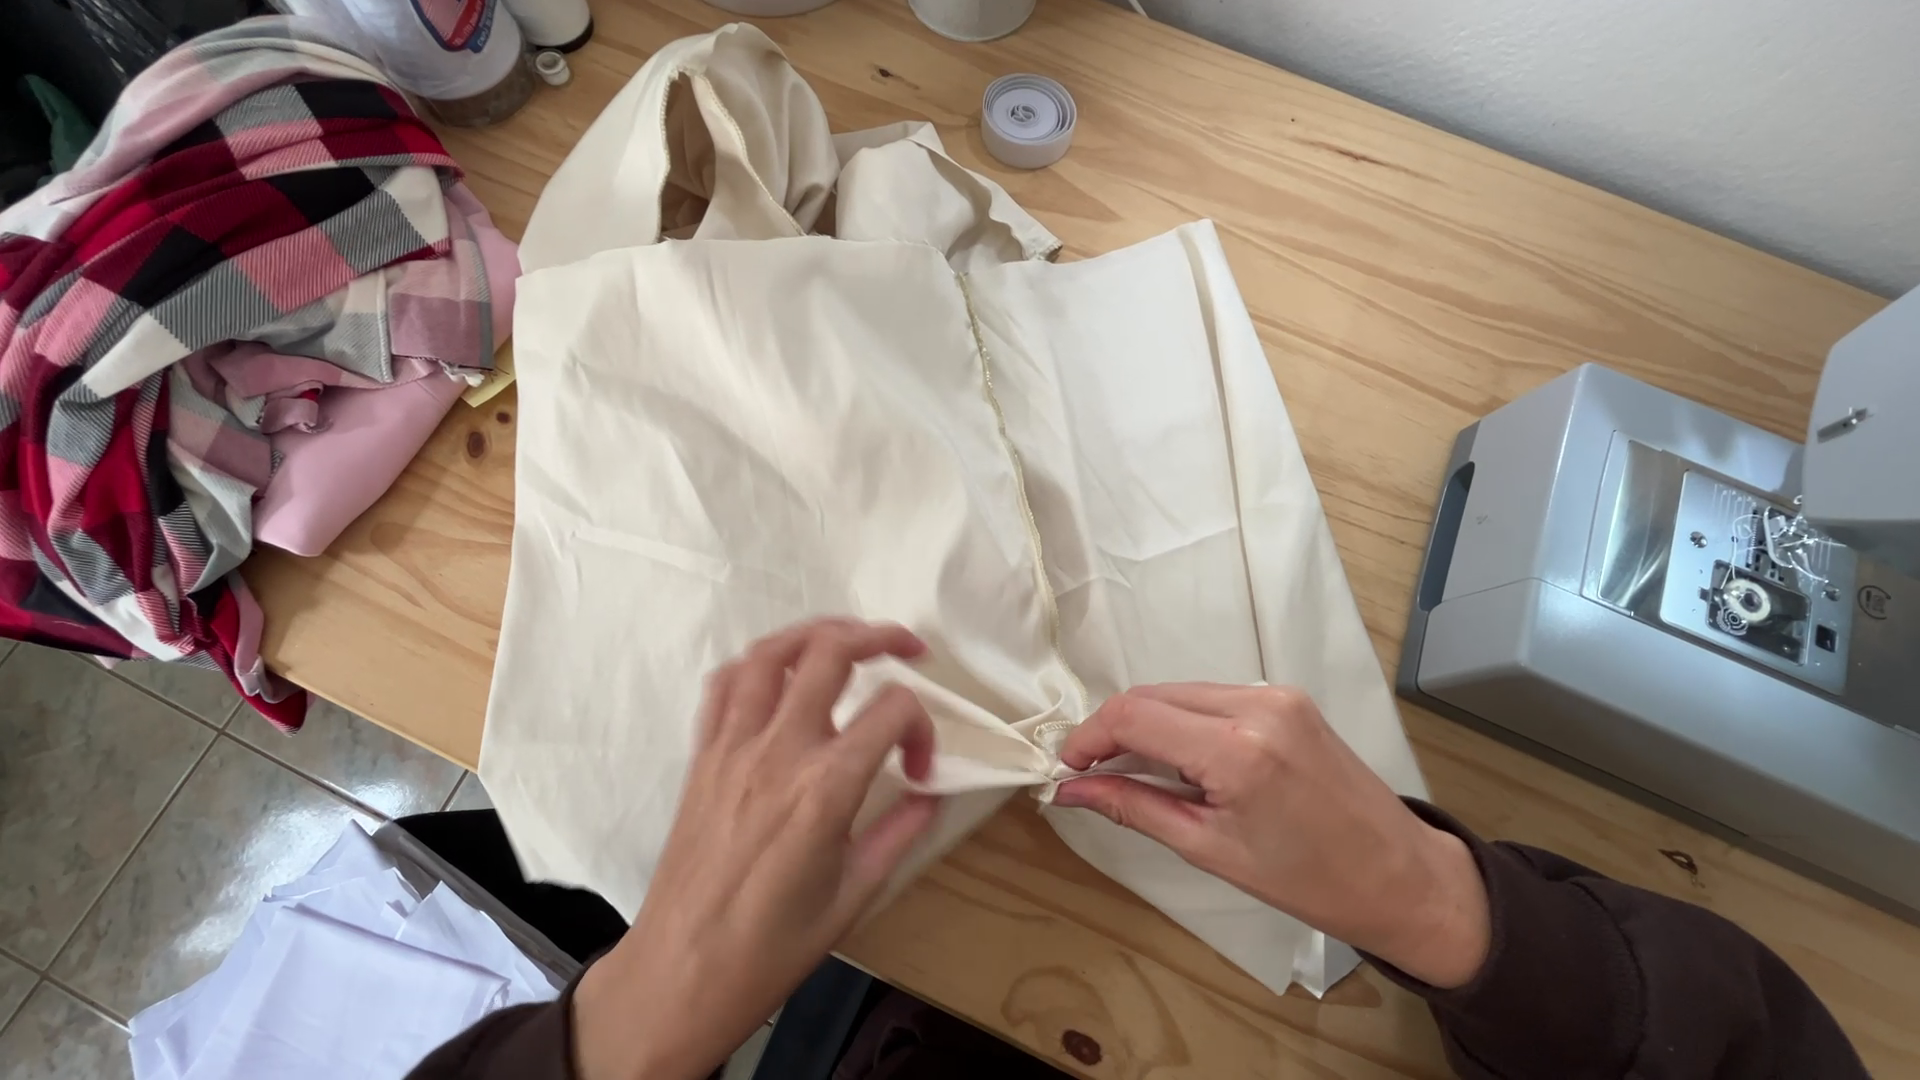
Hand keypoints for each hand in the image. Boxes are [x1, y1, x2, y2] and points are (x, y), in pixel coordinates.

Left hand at [572, 618, 942, 1079]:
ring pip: (772, 653)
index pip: (893, 711)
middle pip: (831, 652)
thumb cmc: (773, 946)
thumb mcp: (856, 894)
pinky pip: (725, 684)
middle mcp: (779, 750)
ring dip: (816, 632)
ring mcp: (733, 745)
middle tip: (907, 647)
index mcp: (826, 787)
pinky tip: (780, 673)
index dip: (922, 727)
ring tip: (847, 638)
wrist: (681, 974)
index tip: (919, 767)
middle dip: (880, 636)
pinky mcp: (702, 754)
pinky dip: (758, 663)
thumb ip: (900, 831)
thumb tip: (928, 793)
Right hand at [1052, 684, 1489, 987]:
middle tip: (1092, 772)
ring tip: (1133, 768)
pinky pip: (1210, 695)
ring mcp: (1274, 693)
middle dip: (1112, 729)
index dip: (1089, 736)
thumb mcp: (1209, 848)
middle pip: (1152, 695)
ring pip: (1178, 691)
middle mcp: (1255, 704)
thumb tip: (1072, 791)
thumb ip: (1134, 807)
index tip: (1069, 769)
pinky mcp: (1285, 696)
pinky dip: (1180, 718)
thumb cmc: (1308, 881)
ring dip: (1145, 722)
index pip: (1134, 715)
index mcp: (1237, 749)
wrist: (1403, 877)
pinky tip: (1178, 755)